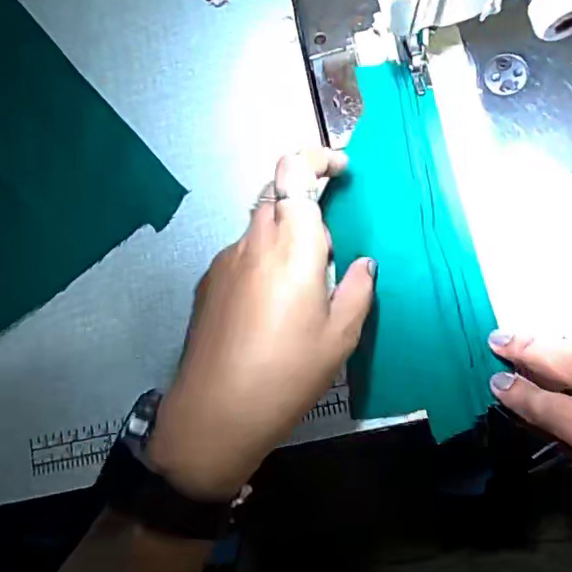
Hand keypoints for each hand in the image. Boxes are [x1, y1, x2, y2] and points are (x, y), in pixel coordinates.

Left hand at [148, 149, 375, 501]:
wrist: (215, 413)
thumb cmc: (289, 373)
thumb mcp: (340, 336)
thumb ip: (356, 290)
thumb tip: (363, 263)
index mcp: (292, 246)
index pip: (293, 170)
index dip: (317, 157)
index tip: (340, 170)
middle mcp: (254, 242)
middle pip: (276, 192)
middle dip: (305, 198)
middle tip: (331, 237)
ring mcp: (225, 261)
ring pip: (259, 226)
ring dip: (285, 235)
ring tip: (305, 285)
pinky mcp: (209, 283)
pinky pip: (244, 254)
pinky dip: (265, 260)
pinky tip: (274, 306)